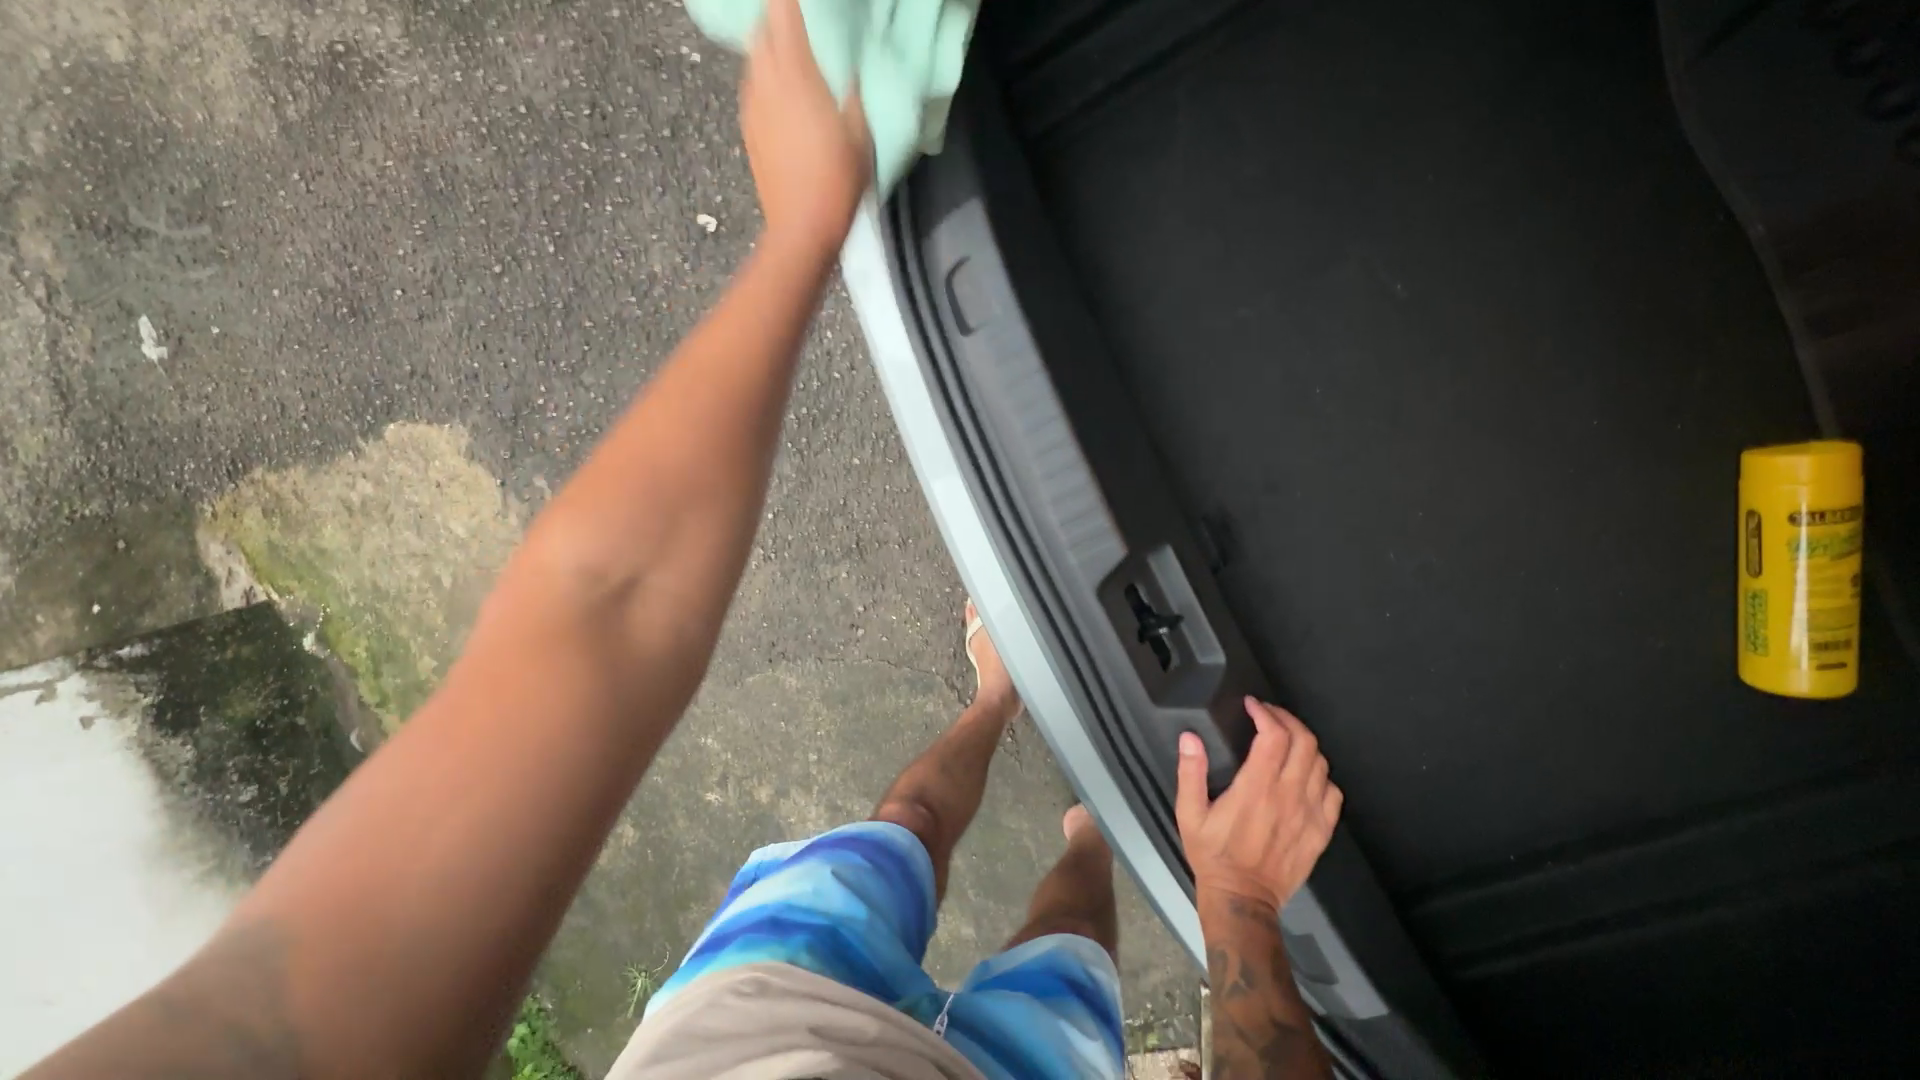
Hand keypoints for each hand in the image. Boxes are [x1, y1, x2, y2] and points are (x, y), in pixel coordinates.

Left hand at [740, 0, 872, 257]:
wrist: (800, 229)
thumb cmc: (837, 183)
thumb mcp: (861, 135)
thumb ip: (853, 94)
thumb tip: (850, 71)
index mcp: (796, 75)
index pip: (784, 14)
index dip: (790, 2)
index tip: (803, 1)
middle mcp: (766, 82)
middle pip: (762, 29)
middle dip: (778, 18)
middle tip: (799, 20)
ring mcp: (752, 105)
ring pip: (754, 57)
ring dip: (770, 46)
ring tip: (792, 50)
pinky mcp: (747, 128)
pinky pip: (752, 86)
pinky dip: (764, 76)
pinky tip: (782, 89)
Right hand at [1176, 697, 1342, 912]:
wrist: (1244, 898)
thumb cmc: (1213, 854)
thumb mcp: (1189, 814)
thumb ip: (1190, 773)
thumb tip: (1190, 738)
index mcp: (1257, 788)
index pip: (1274, 736)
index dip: (1265, 713)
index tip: (1251, 705)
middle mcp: (1289, 796)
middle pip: (1304, 742)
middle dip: (1287, 719)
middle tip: (1269, 715)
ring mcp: (1310, 814)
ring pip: (1320, 763)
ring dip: (1304, 743)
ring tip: (1285, 739)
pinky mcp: (1321, 831)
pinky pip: (1333, 792)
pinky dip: (1321, 775)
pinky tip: (1305, 774)